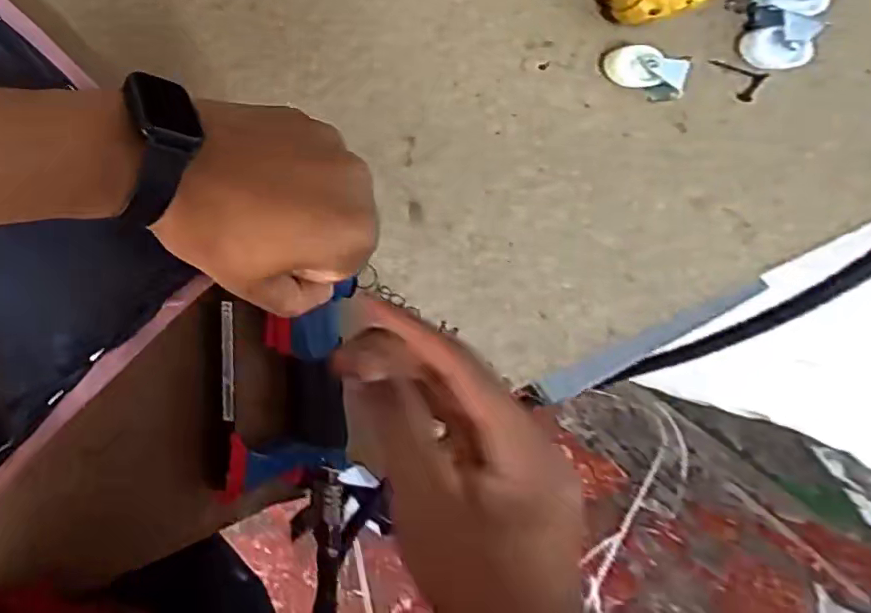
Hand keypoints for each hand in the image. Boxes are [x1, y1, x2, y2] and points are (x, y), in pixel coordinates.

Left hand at [149, 101, 375, 315]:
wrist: (166, 160)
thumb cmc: (209, 228)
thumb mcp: (250, 287)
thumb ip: (298, 300)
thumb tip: (314, 285)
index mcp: (354, 230)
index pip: (338, 266)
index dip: (296, 266)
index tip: (259, 251)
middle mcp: (357, 180)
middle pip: (338, 219)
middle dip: (306, 227)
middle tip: (254, 222)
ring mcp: (327, 139)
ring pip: (321, 183)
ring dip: (298, 192)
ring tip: (248, 191)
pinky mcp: (296, 114)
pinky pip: (300, 152)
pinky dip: (282, 161)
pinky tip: (245, 163)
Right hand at [334, 297, 583, 612]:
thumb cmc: (468, 569)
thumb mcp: (424, 493)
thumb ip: (395, 419)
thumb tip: (363, 361)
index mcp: (521, 440)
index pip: (458, 362)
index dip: (407, 327)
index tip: (360, 301)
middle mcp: (529, 439)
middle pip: (457, 375)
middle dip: (397, 353)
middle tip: (341, 355)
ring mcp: (520, 458)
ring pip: (455, 396)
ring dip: (404, 376)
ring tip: (353, 370)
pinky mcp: (505, 475)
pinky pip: (456, 421)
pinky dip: (418, 404)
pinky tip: (386, 401)